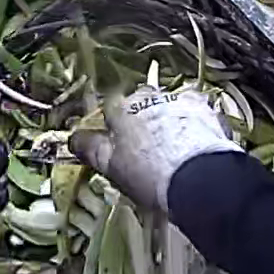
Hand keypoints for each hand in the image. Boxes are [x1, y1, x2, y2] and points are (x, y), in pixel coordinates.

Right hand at [71, 83, 240, 212]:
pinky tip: (194, 135)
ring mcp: (174, 98)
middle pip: (138, 101)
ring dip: (165, 117)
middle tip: (146, 145)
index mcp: (121, 110)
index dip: (113, 124)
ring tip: (172, 145)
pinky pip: (191, 106)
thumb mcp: (111, 167)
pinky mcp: (200, 105)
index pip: (109, 107)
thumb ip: (91, 148)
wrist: (198, 177)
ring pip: (164, 102)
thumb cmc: (148, 174)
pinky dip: (190, 117)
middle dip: (139, 116)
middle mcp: (146, 96)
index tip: (117, 141)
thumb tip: (73, 138)